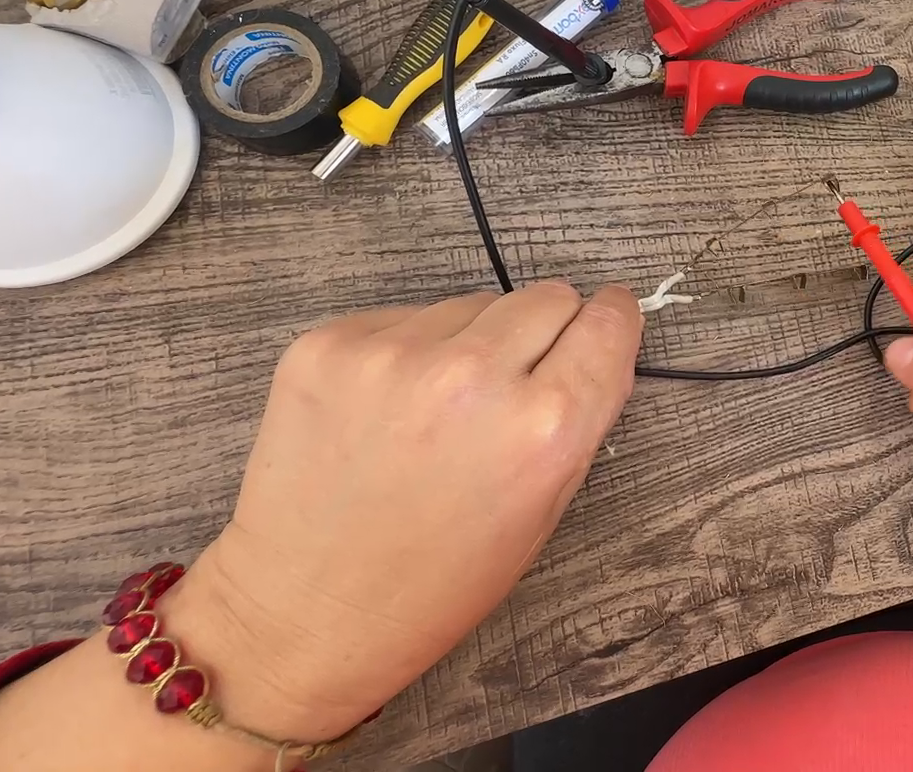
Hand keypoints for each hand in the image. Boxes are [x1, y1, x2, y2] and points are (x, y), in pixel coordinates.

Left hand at [162, 283, 642, 740]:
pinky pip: (410, 315)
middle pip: (550, 296)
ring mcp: (395, 355)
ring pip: (478, 301)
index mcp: (547, 426)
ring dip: (476, 339)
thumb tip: (600, 333)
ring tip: (441, 405)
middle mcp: (476, 377)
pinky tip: (390, 405)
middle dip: (547, 330)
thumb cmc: (445, 578)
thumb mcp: (549, 502)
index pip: (609, 322)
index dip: (612, 321)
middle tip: (515, 379)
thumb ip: (584, 409)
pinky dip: (414, 347)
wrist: (300, 617)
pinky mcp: (329, 345)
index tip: (604, 323)